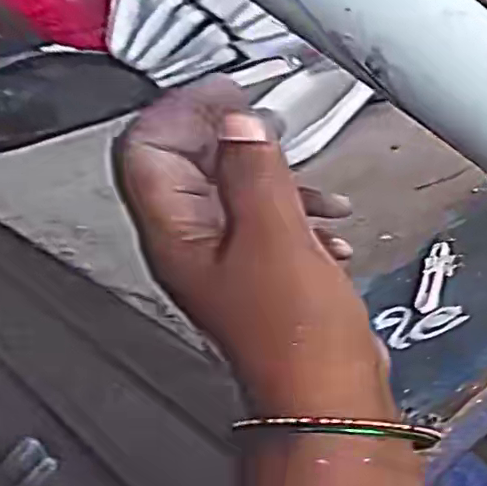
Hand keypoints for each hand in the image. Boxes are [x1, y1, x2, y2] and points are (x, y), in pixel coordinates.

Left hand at [116, 76, 393, 418]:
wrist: (329, 393)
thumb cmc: (298, 327)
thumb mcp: (277, 237)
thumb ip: (256, 172)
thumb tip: (241, 123)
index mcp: (178, 233)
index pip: (150, 149)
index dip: (182, 111)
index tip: (228, 91)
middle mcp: (197, 248)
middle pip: (195, 172)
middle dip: (236, 144)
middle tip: (272, 125)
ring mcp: (236, 270)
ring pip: (244, 204)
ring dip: (283, 187)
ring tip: (327, 197)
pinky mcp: (274, 286)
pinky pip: (278, 236)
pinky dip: (305, 223)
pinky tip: (335, 238)